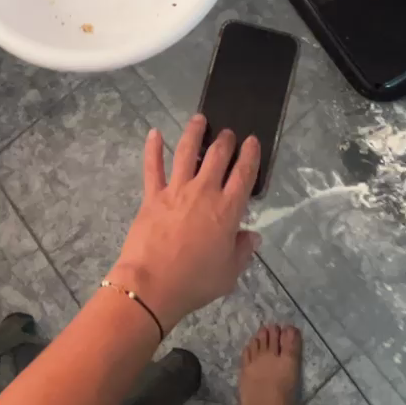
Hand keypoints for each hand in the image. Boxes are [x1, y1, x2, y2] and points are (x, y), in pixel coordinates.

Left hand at [106, 115, 261, 327]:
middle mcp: (204, 192)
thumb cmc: (195, 282)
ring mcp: (176, 190)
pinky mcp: (153, 195)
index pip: (243, 174)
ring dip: (194, 132)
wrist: (152, 285)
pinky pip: (152, 166)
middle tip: (229, 132)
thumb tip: (252, 236)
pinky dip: (153, 148)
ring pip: (186, 151)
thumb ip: (242, 251)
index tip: (252, 141)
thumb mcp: (229, 273)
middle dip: (225, 140)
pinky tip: (154, 132)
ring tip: (199, 119)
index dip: (250, 155)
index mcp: (227, 210)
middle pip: (217, 156)